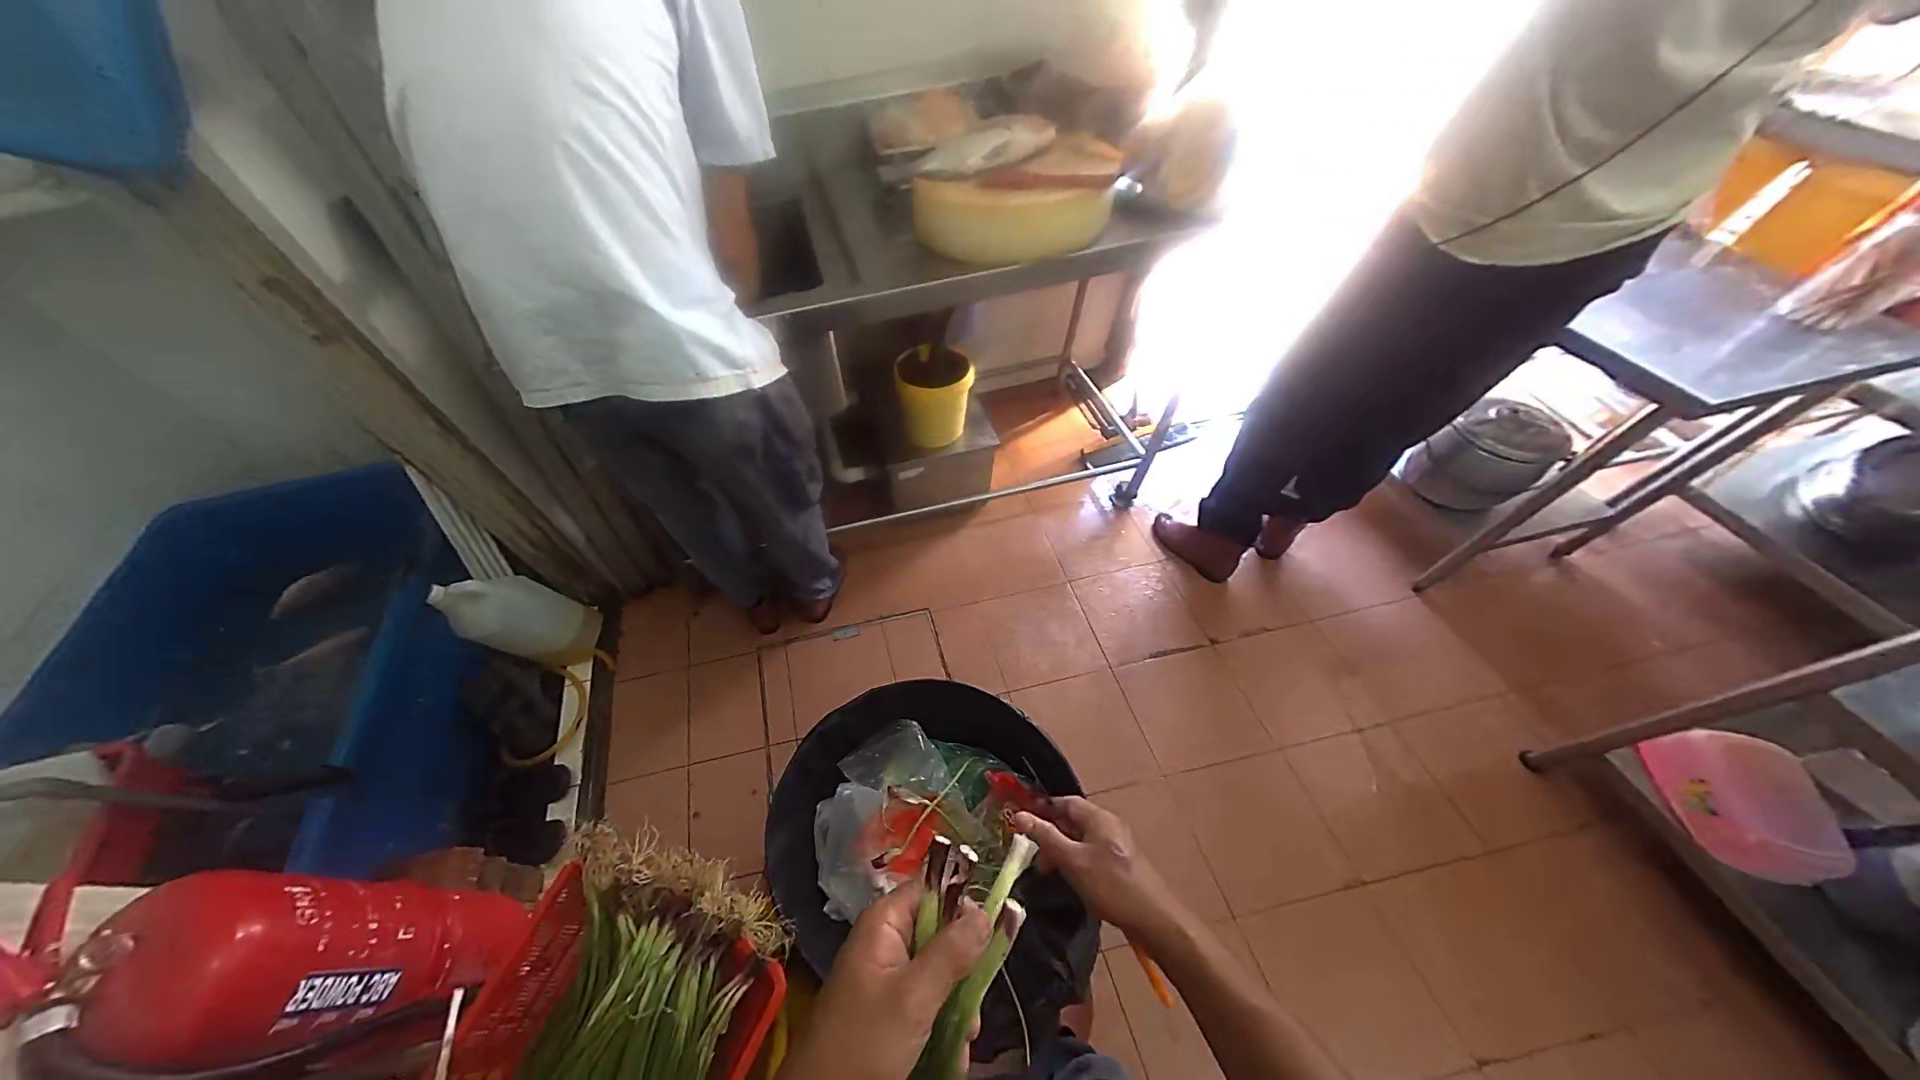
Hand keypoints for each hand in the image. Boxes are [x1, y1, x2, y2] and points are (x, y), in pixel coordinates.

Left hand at [777, 882, 989, 1079]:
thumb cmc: (864, 1039)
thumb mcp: (913, 996)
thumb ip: (951, 953)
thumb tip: (985, 912)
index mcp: (885, 923)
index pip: (932, 890)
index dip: (963, 904)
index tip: (990, 931)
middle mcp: (888, 942)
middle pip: (942, 934)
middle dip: (964, 969)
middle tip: (975, 1001)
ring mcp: (889, 978)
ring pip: (941, 973)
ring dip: (959, 1004)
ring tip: (966, 1036)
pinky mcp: (892, 1009)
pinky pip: (929, 1002)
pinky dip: (944, 1023)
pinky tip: (954, 1050)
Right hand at [1012, 796, 1188, 944]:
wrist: (1152, 918)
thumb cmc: (1110, 885)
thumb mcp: (1072, 861)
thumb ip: (1046, 837)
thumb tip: (1020, 815)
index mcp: (1099, 817)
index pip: (1064, 801)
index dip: (1042, 808)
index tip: (1020, 820)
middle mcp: (1108, 823)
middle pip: (1072, 819)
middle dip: (1050, 832)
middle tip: (1032, 852)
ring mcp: (1116, 843)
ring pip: (1080, 837)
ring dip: (1061, 848)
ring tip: (1047, 869)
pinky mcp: (1120, 861)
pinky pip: (1090, 851)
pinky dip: (1074, 858)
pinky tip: (1068, 876)